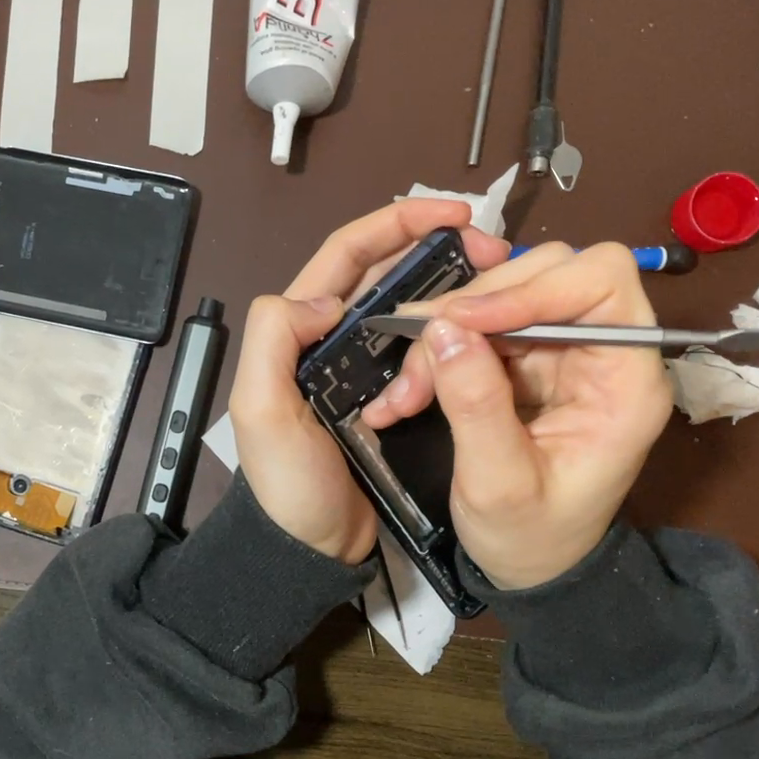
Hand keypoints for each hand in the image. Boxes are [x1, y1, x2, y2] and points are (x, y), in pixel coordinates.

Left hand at [230, 201, 508, 563]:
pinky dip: (448, 333)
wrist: (310, 545)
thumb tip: (328, 299)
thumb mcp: (260, 407)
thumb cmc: (285, 481)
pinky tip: (482, 330)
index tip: (451, 212)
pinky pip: (420, 353)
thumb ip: (274, 338)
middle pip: (383, 274)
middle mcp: (330, 339)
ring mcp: (362, 368)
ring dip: (447, 288)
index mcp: (298, 330)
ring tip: (498, 282)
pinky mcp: (388, 398)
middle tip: (493, 247)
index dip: (394, 224)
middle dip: (433, 249)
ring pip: (407, 309)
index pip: (345, 255)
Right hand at [359, 244, 672, 588]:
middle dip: (471, 310)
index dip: (531, 287)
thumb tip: (442, 330)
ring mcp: (556, 354)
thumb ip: (475, 405)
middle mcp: (598, 351)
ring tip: (402, 395)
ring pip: (496, 301)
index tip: (460, 322)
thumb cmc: (531, 537)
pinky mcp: (519, 364)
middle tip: (417, 352)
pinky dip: (431, 357)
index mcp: (624, 379)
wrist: (529, 566)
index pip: (600, 282)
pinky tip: (401, 397)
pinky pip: (471, 332)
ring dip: (438, 338)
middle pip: (543, 275)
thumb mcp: (498, 483)